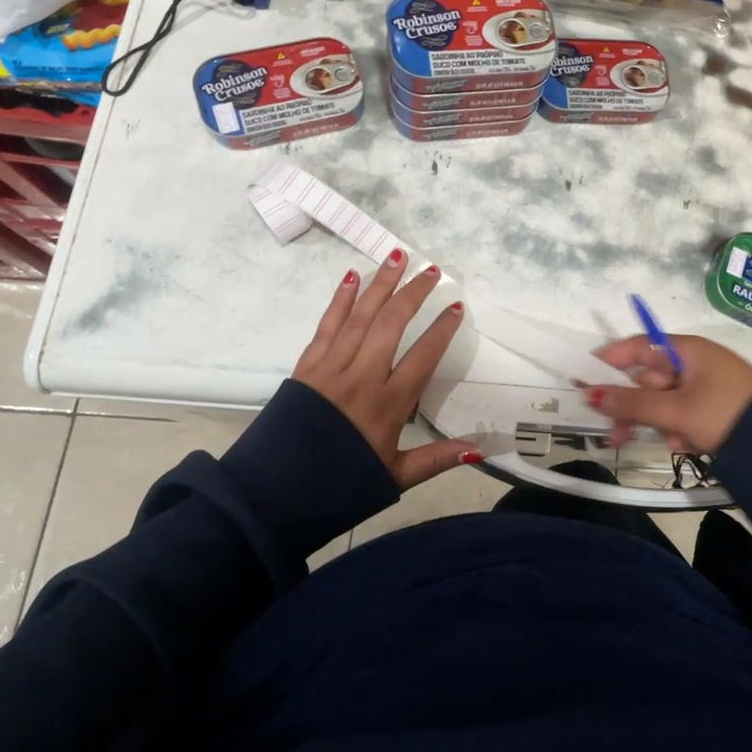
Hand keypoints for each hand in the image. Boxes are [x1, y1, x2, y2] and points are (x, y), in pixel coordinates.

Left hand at [292, 251, 476, 489]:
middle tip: (432, 270)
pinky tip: (352, 277)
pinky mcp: (307, 366)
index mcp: (387, 405)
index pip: (422, 357)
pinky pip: (327, 325)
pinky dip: (340, 299)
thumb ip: (437, 459)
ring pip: (360, 316)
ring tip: (398, 256)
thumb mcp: (394, 477)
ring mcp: (331, 368)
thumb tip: (479, 450)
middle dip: (414, 293)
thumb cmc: (340, 487)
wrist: (272, 495)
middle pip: (391, 324)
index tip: (457, 308)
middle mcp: (361, 378)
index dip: (442, 331)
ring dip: (381, 283)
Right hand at [583, 334, 751, 453]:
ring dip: (660, 423)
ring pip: (663, 402)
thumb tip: (592, 394)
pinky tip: (690, 444)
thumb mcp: (675, 410)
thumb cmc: (724, 413)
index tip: (584, 381)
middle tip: (615, 436)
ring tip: (674, 441)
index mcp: (686, 349)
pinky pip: (682, 414)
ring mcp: (705, 385)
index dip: (609, 362)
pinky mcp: (715, 407)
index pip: (637, 347)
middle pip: (647, 380)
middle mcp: (694, 361)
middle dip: (634, 408)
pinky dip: (680, 430)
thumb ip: (632, 404)